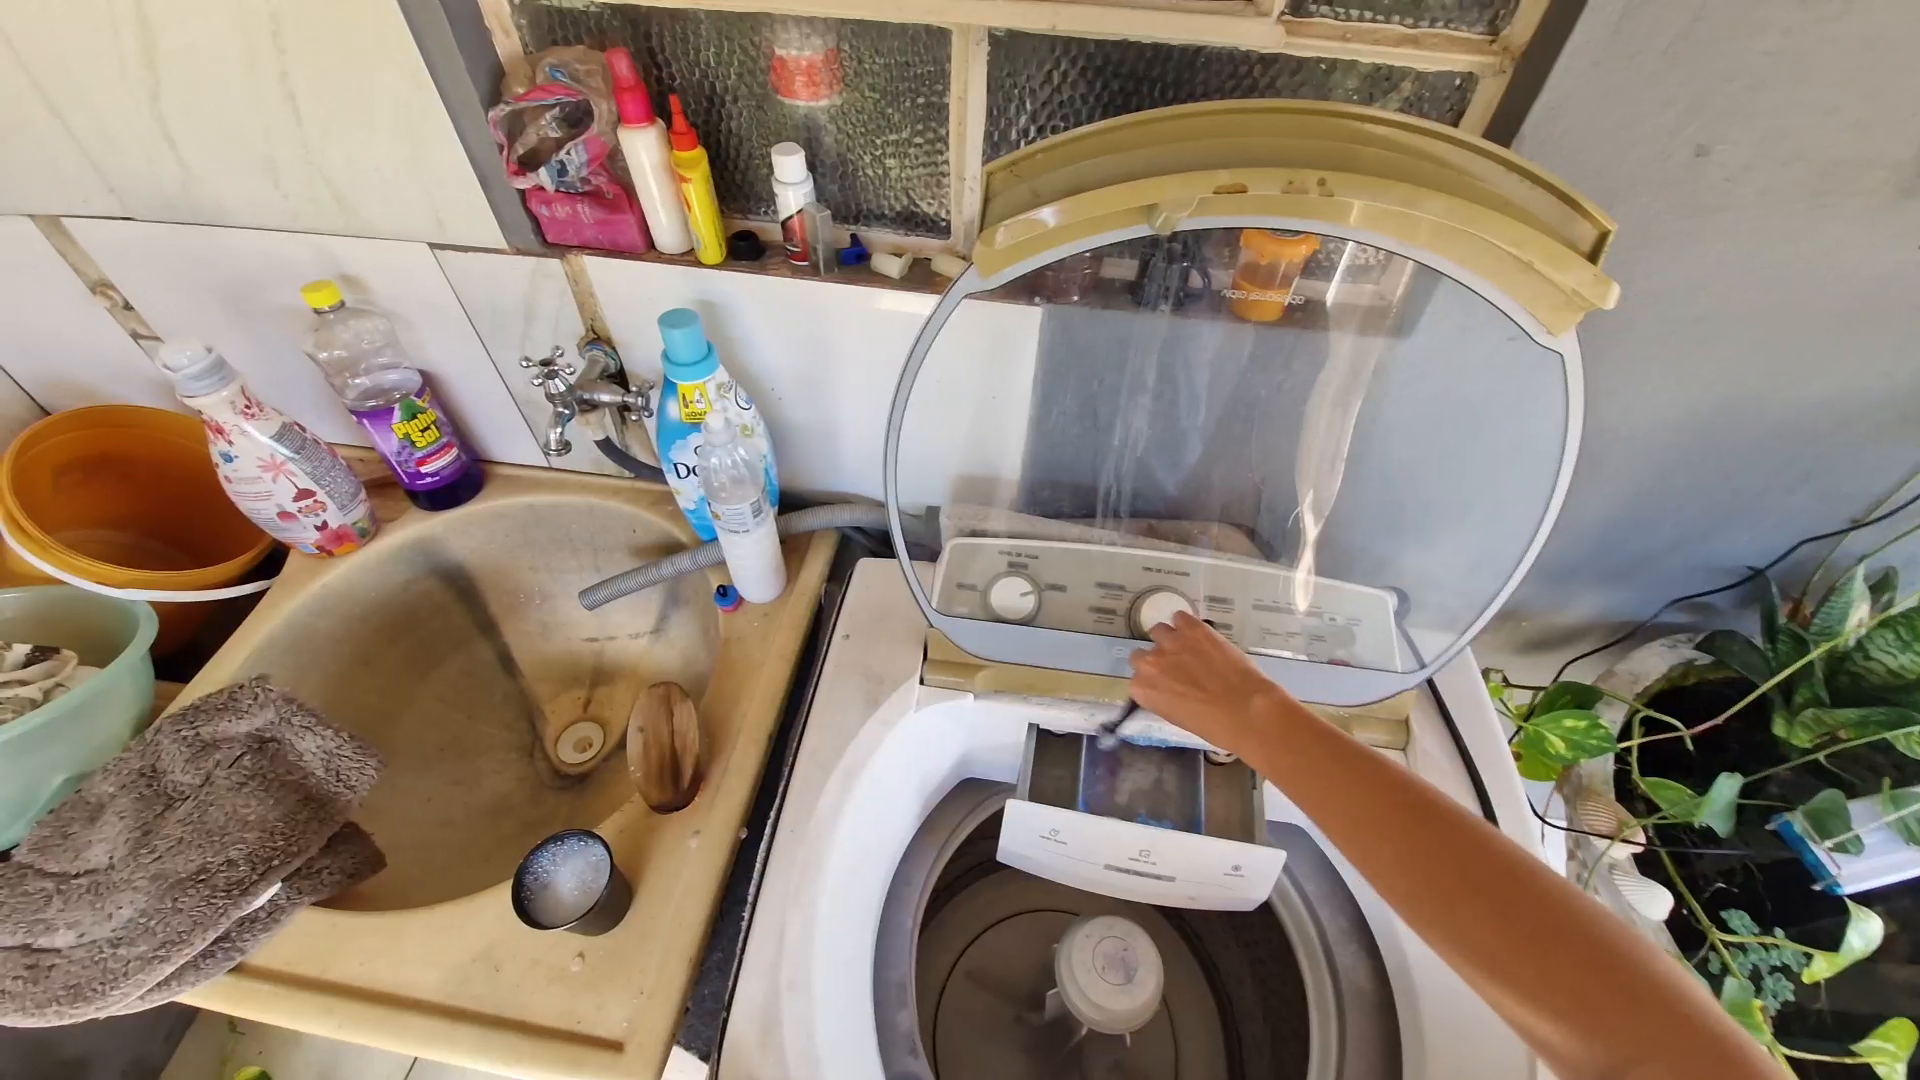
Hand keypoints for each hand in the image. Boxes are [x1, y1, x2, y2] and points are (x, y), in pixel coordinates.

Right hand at [1128, 611, 1289, 751]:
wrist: (1245, 709)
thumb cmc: (1213, 725)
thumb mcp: (1177, 717)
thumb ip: (1163, 697)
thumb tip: (1170, 688)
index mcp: (1142, 689)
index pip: (1137, 680)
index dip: (1153, 681)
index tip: (1167, 685)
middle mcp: (1149, 663)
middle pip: (1141, 655)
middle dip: (1157, 660)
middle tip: (1177, 668)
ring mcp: (1169, 642)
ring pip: (1159, 631)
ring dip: (1170, 639)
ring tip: (1190, 648)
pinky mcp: (1191, 628)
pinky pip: (1180, 617)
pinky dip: (1186, 625)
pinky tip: (1200, 635)